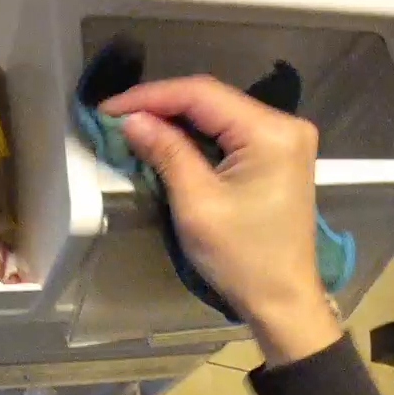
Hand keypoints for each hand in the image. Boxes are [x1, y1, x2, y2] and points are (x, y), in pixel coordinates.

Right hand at [101, 76, 341, 366]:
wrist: (282, 300)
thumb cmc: (241, 258)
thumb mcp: (197, 205)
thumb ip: (167, 154)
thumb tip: (132, 121)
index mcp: (269, 132)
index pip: (201, 94)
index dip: (151, 97)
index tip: (108, 108)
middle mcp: (284, 124)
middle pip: (212, 100)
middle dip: (162, 106)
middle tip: (116, 117)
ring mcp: (285, 141)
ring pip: (220, 116)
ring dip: (177, 120)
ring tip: (134, 127)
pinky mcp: (279, 158)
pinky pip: (232, 135)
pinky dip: (198, 138)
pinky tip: (168, 142)